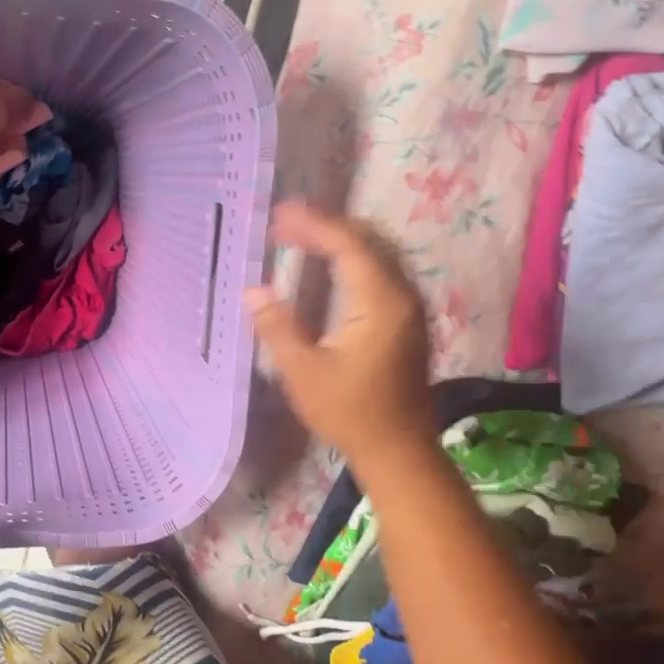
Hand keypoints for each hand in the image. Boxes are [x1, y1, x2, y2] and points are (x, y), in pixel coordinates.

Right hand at [246, 202, 434, 464]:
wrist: (397, 449)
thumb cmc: (348, 412)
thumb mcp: (303, 372)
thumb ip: (278, 326)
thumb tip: (254, 290)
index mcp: (380, 301)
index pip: (348, 245)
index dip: (313, 225)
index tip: (279, 215)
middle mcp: (402, 296)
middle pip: (367, 243)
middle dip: (326, 227)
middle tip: (285, 224)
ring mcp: (409, 310)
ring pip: (377, 258)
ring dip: (341, 243)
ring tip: (303, 239)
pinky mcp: (407, 325)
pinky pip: (381, 276)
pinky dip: (353, 263)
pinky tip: (331, 271)